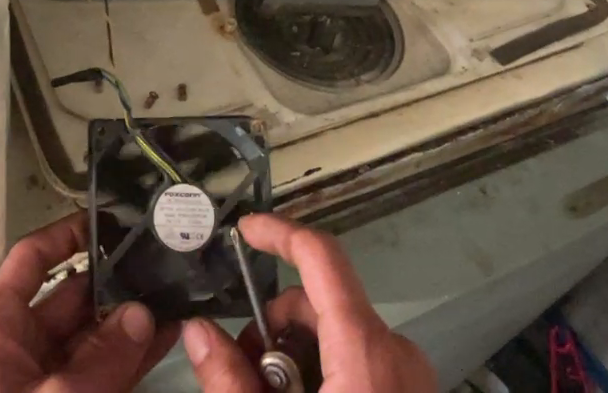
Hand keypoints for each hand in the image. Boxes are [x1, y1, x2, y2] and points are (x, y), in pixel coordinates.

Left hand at [0, 214, 178, 392]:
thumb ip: (103, 356)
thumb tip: (143, 313)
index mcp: (1, 327)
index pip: (32, 261)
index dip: (67, 235)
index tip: (109, 220)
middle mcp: (24, 345)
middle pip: (71, 295)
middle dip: (115, 278)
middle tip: (161, 258)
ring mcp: (50, 380)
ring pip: (96, 333)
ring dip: (134, 316)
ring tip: (177, 290)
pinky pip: (107, 369)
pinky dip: (136, 353)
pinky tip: (171, 334)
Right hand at [181, 214, 435, 392]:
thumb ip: (230, 382)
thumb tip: (197, 332)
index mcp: (366, 350)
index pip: (321, 259)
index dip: (279, 233)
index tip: (244, 230)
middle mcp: (395, 352)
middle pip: (319, 304)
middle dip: (272, 328)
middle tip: (244, 375)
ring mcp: (410, 377)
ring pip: (335, 334)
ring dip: (294, 358)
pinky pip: (357, 362)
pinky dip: (322, 374)